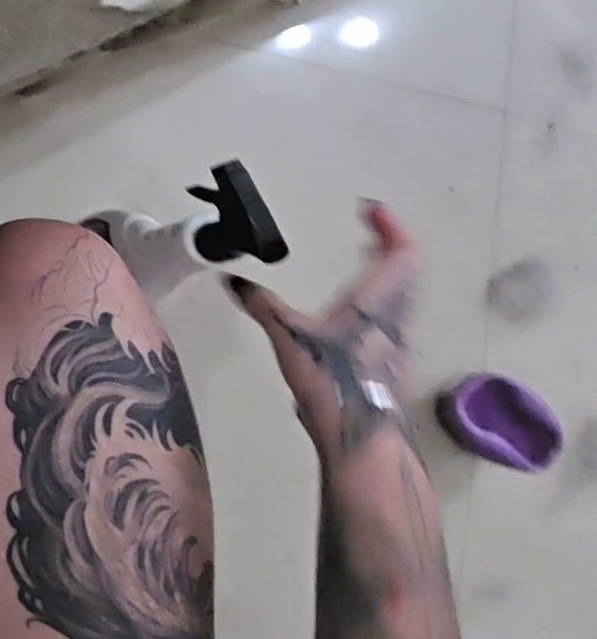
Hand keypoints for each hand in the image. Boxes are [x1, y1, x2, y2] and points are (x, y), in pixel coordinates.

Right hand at [225, 199, 419, 453]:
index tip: (370, 209)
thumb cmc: (328, 374)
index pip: (401, 254)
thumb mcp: (286, 334)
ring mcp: (393, 339)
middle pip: (407, 271)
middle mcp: (392, 316)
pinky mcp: (384, 357)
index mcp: (375, 302)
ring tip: (366, 257)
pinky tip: (354, 305)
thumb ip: (261, 304)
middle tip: (370, 227)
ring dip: (388, 269)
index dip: (392, 227)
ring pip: (402, 293)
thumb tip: (230, 279)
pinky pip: (389, 312)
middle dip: (391, 243)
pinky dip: (378, 293)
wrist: (358, 429)